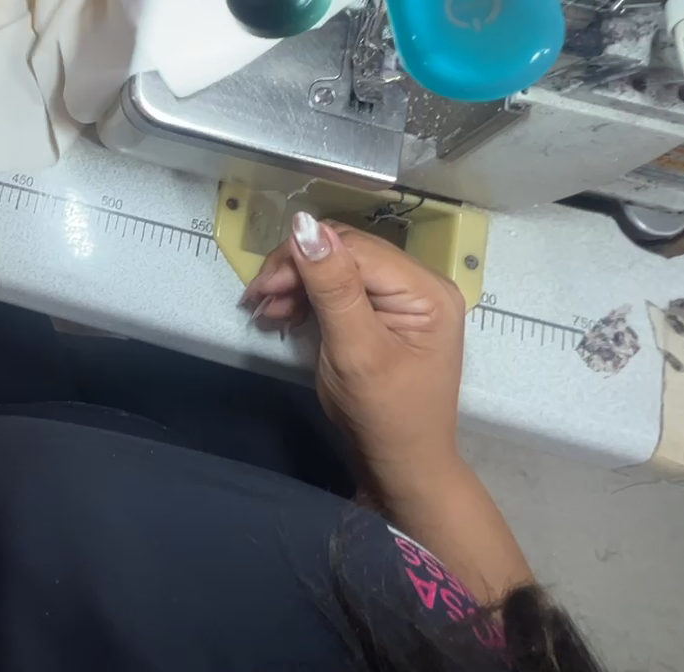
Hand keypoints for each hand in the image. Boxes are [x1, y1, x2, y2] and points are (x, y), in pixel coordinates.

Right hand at [245, 212, 468, 496]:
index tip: (262, 289)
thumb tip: (304, 223)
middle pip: (340, 250)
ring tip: (265, 311)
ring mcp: (398, 294)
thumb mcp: (354, 349)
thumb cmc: (383, 412)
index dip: (301, 258)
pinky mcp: (378, 307)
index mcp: (424, 288)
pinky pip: (333, 283)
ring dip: (293, 283)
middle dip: (294, 270)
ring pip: (331, 264)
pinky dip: (302, 295)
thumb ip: (332, 285)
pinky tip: (281, 313)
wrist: (397, 461)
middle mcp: (416, 281)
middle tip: (259, 301)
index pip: (351, 247)